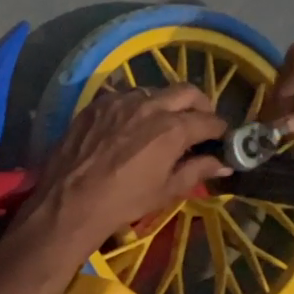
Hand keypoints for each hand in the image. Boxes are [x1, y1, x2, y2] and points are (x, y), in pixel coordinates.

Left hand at [25, 84, 230, 254]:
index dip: (220, 129)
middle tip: (199, 122)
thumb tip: (223, 163)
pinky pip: (125, 95)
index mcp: (172, 129)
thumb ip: (197, 171)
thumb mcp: (166, 191)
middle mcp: (150, 106)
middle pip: (187, 92)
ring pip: (155, 91)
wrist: (70, 201)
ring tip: (163, 123)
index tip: (221, 138)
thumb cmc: (123, 202)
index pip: (209, 120)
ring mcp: (121, 100)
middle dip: (200, 105)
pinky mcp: (98, 102)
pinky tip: (131, 124)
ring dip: (166, 104)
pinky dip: (136, 106)